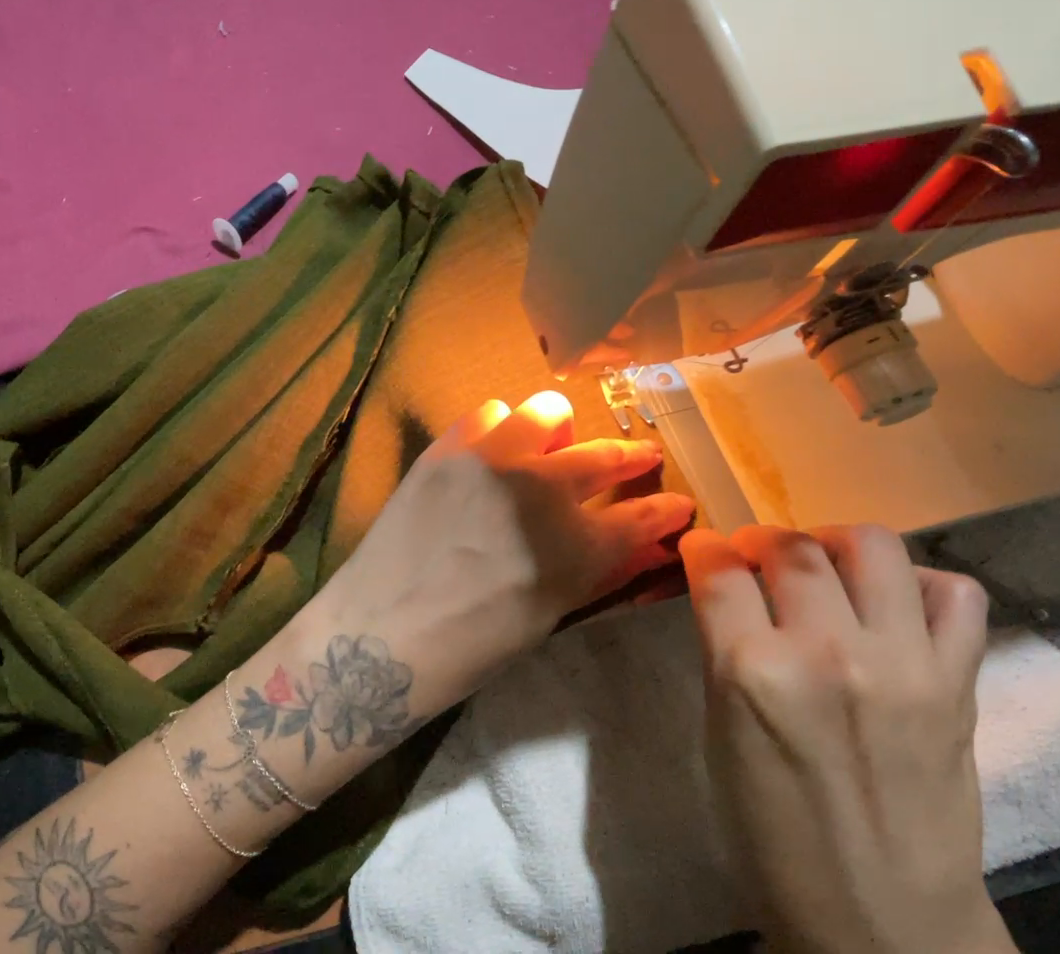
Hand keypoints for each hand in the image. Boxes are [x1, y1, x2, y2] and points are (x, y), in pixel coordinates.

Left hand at [300, 391, 693, 713]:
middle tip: (641, 456)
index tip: (679, 503)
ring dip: (561, 427)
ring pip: (545, 412)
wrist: (380, 633)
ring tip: (557, 440)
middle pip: (603, 457)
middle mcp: (542, 492)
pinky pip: (487, 412)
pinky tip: (499, 443)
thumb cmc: (470, 647)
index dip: (667, 511)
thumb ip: (599, 572)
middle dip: (632, 456)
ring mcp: (491, 462)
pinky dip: (502, 424)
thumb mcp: (548, 616)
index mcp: (578, 548)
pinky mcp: (446, 450)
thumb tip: (644, 548)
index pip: (643, 517)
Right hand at [680, 524, 1013, 953]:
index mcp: (751, 674)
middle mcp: (827, 653)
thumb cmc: (773, 834)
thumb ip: (727, 655)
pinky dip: (921, 582)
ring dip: (835, 542)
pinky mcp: (958, 683)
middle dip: (760, 540)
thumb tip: (725, 594)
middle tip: (754, 557)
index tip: (702, 551)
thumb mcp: (721, 736)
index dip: (703, 549)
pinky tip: (894, 601)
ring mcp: (902, 663)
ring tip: (823, 563)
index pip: (719, 570)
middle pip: (791, 547)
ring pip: (873, 546)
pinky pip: (956, 595)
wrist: (882, 916)